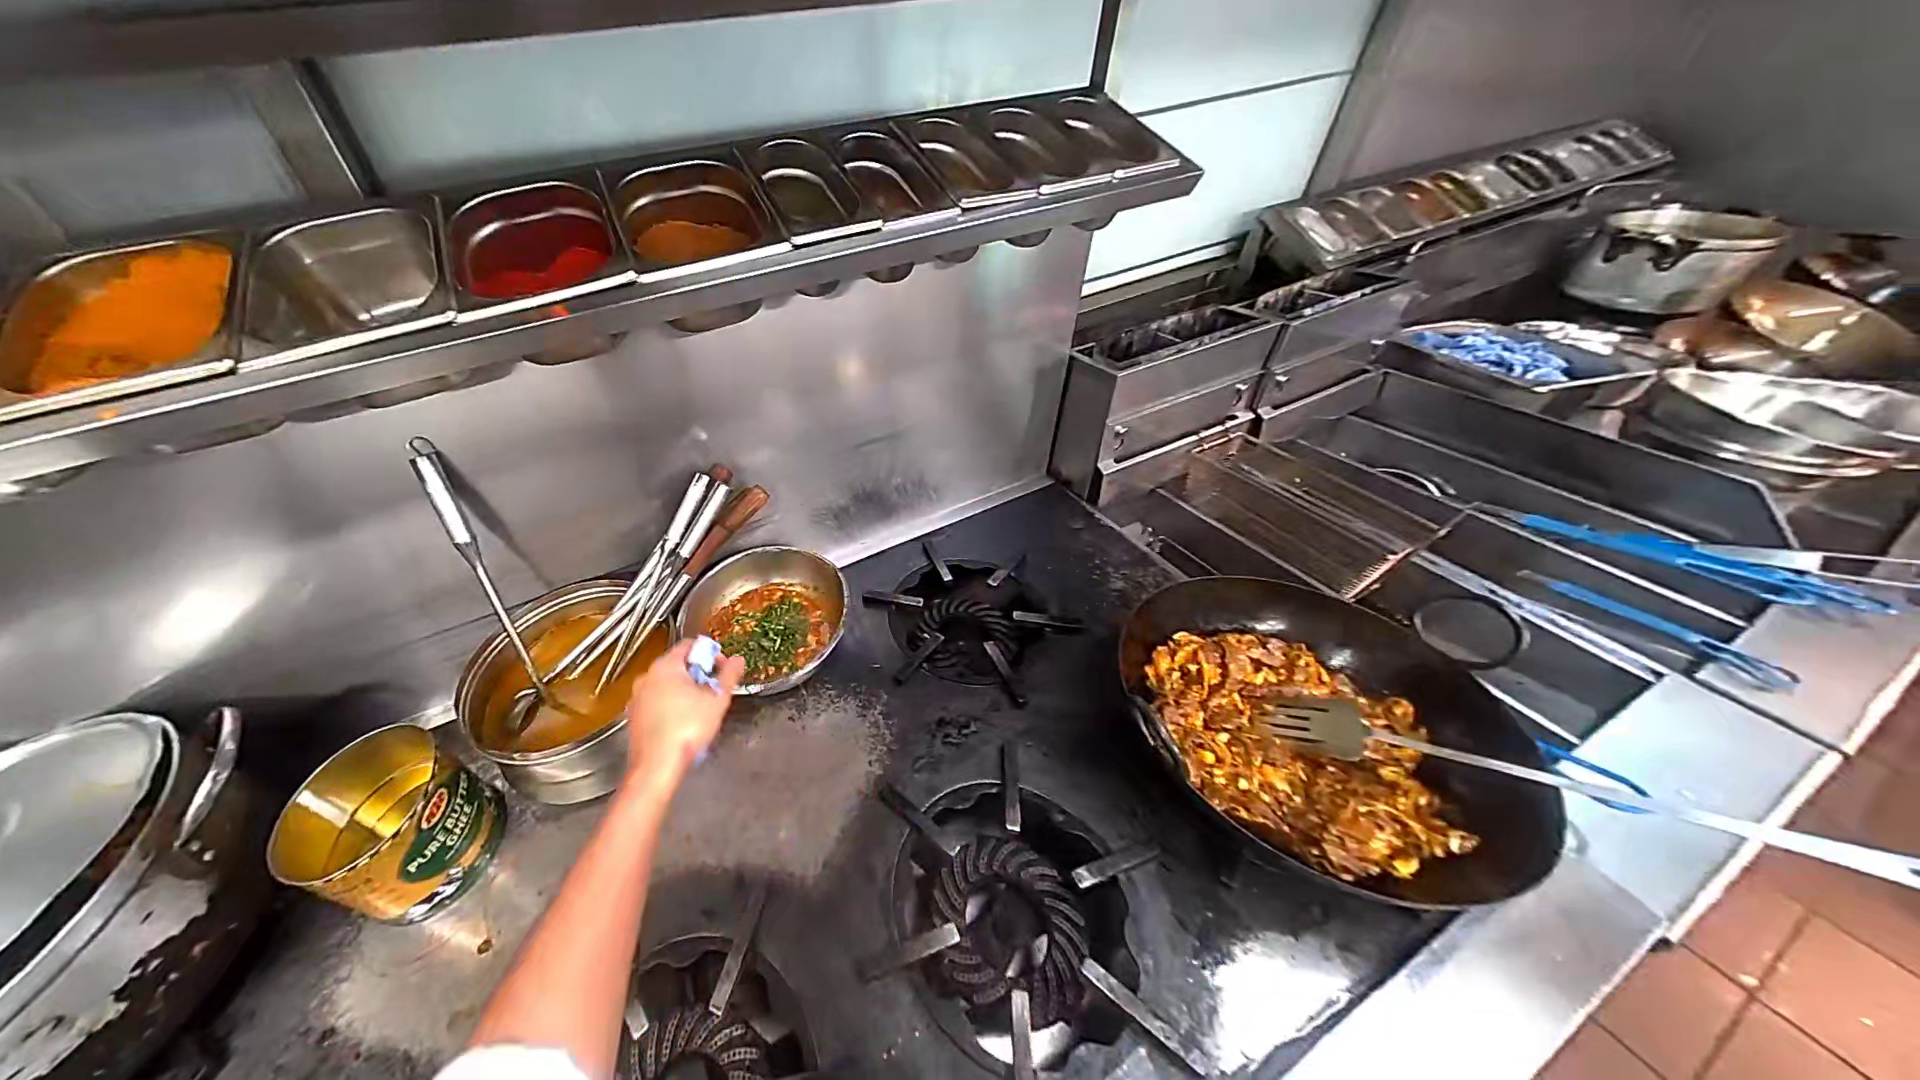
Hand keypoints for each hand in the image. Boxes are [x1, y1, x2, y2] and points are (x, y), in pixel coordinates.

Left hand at [624, 639, 745, 788]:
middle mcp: (647, 677)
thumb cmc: (685, 731)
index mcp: (666, 666)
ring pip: (666, 683)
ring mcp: (637, 697)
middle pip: (678, 664)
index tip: (721, 666)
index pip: (689, 645)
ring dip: (686, 689)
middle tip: (715, 688)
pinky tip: (685, 721)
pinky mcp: (635, 716)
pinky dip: (672, 704)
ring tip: (703, 707)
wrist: (657, 767)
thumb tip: (738, 661)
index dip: (710, 652)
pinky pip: (657, 701)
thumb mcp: (718, 699)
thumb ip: (730, 674)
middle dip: (699, 673)